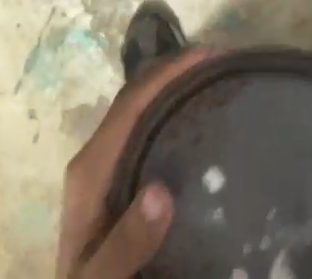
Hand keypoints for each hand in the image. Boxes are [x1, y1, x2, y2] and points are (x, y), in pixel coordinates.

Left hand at [57, 49, 213, 278]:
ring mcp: (106, 166)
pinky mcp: (118, 179)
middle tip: (222, 60)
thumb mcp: (102, 277)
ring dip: (171, 87)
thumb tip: (162, 192)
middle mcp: (95, 158)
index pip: (130, 106)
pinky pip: (145, 131)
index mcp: (89, 170)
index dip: (166, 74)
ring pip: (139, 111)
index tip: (208, 54)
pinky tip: (197, 117)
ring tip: (215, 76)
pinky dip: (169, 111)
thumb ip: (127, 242)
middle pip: (134, 99)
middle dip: (173, 71)